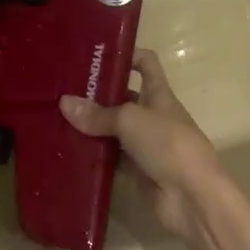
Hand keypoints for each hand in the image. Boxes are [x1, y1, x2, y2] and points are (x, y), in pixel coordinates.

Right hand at [60, 50, 249, 249]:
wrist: (191, 195)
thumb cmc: (167, 142)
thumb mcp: (130, 119)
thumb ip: (98, 114)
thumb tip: (64, 102)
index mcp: (158, 92)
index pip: (145, 62)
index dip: (127, 54)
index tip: (97, 55)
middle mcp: (151, 114)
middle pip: (123, 97)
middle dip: (98, 95)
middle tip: (64, 90)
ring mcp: (145, 144)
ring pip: (115, 130)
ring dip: (93, 127)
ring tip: (59, 120)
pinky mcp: (137, 170)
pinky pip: (112, 158)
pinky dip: (96, 156)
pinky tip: (71, 152)